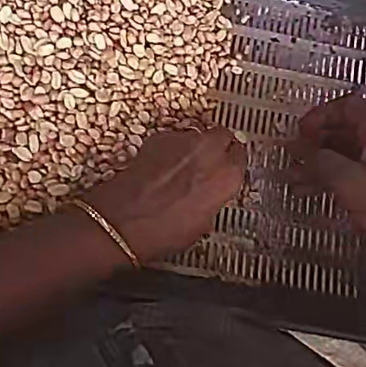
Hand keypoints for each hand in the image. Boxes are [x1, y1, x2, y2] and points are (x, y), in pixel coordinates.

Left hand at [82, 127, 245, 262]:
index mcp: (227, 176)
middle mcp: (210, 152)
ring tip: (182, 168)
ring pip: (198, 135)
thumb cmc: (163, 231)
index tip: (230, 166)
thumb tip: (211, 196)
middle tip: (209, 161)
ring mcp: (183, 141)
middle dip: (218, 145)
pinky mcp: (159, 137)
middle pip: (223, 135)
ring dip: (194, 147)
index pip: (241, 155)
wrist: (124, 221)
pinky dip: (171, 149)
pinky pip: (173, 139)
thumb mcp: (203, 224)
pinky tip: (162, 167)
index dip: (233, 161)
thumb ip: (214, 200)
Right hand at [293, 95, 365, 263]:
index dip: (321, 115)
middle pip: (345, 132)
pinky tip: (312, 188)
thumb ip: (320, 160)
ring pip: (345, 155)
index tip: (302, 128)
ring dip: (319, 163)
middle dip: (316, 142)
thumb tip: (301, 150)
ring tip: (297, 173)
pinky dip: (329, 179)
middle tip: (296, 151)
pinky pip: (350, 175)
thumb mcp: (348, 181)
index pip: (349, 108)